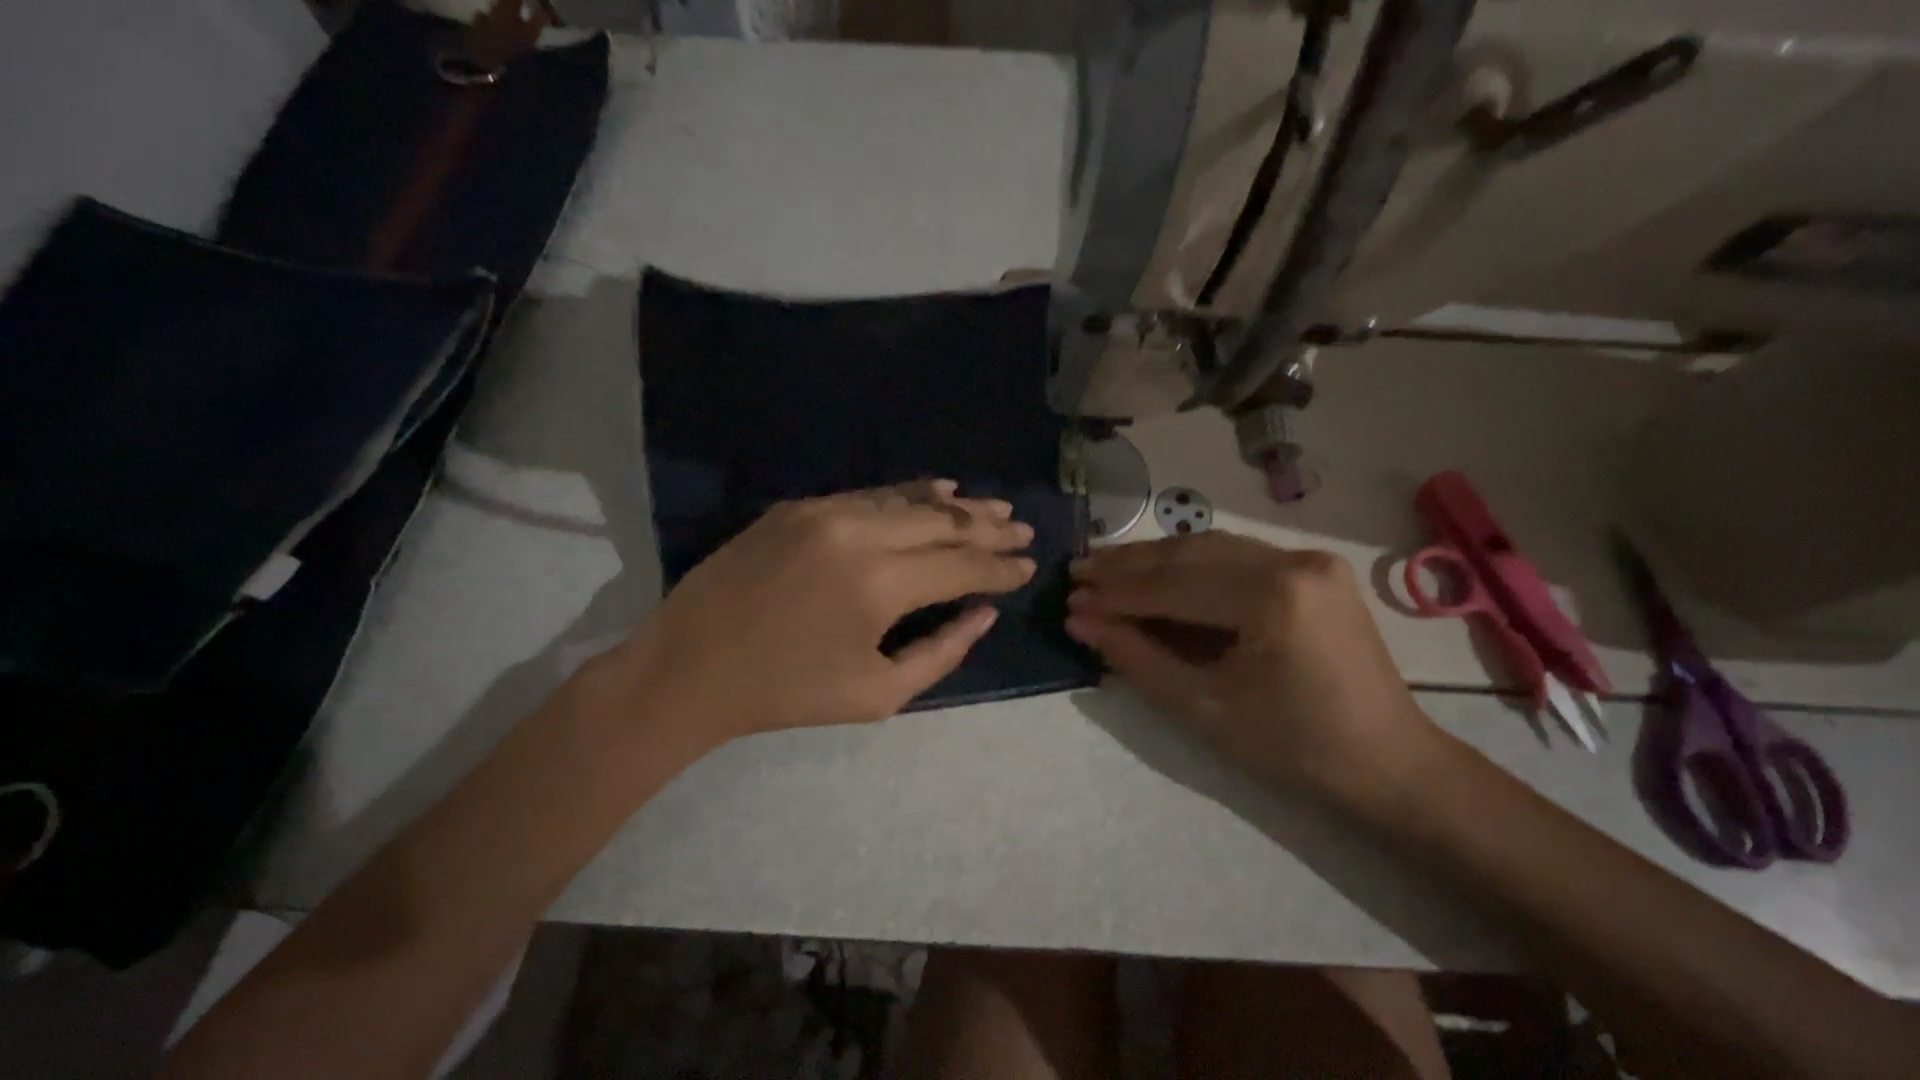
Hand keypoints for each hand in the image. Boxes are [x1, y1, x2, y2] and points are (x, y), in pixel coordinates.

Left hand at [609, 481, 1035, 743]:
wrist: (689, 668)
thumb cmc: (785, 694)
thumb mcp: (876, 693)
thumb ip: (942, 651)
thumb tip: (983, 614)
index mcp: (879, 585)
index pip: (960, 566)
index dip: (999, 568)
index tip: (1029, 566)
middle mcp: (857, 533)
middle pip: (941, 521)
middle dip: (986, 527)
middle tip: (1022, 528)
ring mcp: (823, 511)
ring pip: (906, 500)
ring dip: (953, 505)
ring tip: (990, 508)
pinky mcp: (796, 506)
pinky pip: (868, 495)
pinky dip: (907, 496)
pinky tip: (934, 493)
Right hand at [1065, 532, 1436, 796]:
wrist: (1387, 761)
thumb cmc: (1294, 747)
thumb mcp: (1205, 708)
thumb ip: (1138, 658)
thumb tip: (1082, 621)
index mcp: (1273, 595)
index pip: (1175, 586)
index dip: (1117, 594)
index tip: (1069, 597)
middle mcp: (1294, 561)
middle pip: (1192, 555)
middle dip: (1130, 566)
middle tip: (1078, 572)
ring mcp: (1309, 561)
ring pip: (1213, 549)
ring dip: (1158, 561)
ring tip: (1105, 569)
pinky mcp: (1315, 571)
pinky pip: (1239, 559)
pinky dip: (1194, 567)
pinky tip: (1159, 573)